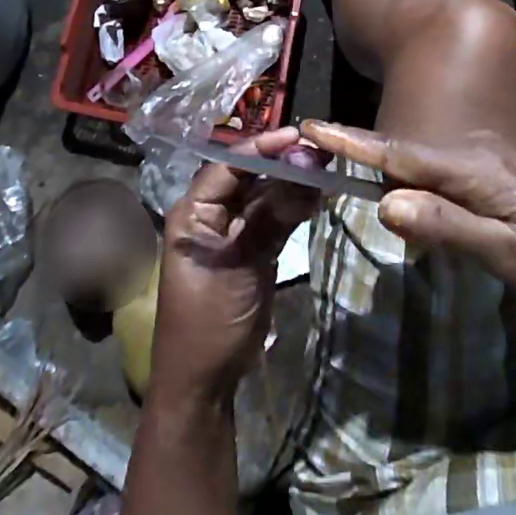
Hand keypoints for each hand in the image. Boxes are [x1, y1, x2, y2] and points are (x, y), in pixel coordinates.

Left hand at [151, 128, 320, 403]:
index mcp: (192, 214)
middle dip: (278, 164)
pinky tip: (314, 197)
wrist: (204, 377)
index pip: (226, 168)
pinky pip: (268, 223)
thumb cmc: (211, 319)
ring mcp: (228, 236)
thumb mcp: (241, 267)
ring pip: (259, 200)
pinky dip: (289, 211)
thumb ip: (270, 222)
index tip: (297, 137)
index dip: (260, 150)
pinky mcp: (248, 255)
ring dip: (288, 185)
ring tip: (323, 168)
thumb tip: (303, 177)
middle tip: (318, 151)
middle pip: (244, 180)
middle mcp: (207, 217)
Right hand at [299, 121, 515, 301]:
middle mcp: (469, 156)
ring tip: (333, 155)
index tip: (307, 127)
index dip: (349, 142)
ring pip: (415, 158)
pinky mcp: (489, 172)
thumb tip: (385, 203)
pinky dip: (402, 169)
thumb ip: (449, 226)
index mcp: (471, 172)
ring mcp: (480, 161)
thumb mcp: (515, 254)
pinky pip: (433, 168)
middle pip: (397, 151)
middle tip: (306, 142)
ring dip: (372, 155)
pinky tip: (395, 182)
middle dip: (349, 143)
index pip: (396, 155)